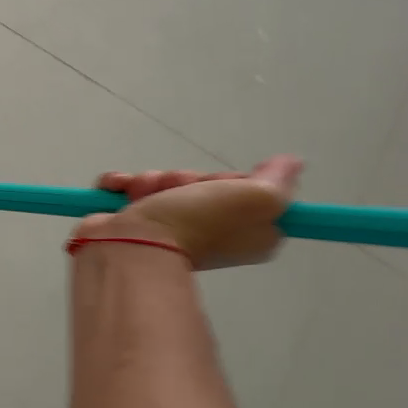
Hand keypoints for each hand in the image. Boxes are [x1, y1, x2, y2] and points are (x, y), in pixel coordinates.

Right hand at [78, 155, 302, 269]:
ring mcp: (167, 226)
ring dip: (149, 181)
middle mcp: (212, 230)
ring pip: (163, 184)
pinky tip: (118, 189)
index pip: (247, 191)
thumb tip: (289, 164)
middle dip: (185, 178)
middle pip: (202, 183)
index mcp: (249, 232)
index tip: (226, 185)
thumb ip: (279, 178)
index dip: (233, 181)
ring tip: (141, 194)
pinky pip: (127, 188)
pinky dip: (120, 185)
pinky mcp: (131, 221)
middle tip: (180, 191)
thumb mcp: (258, 197)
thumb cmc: (197, 222)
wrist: (132, 243)